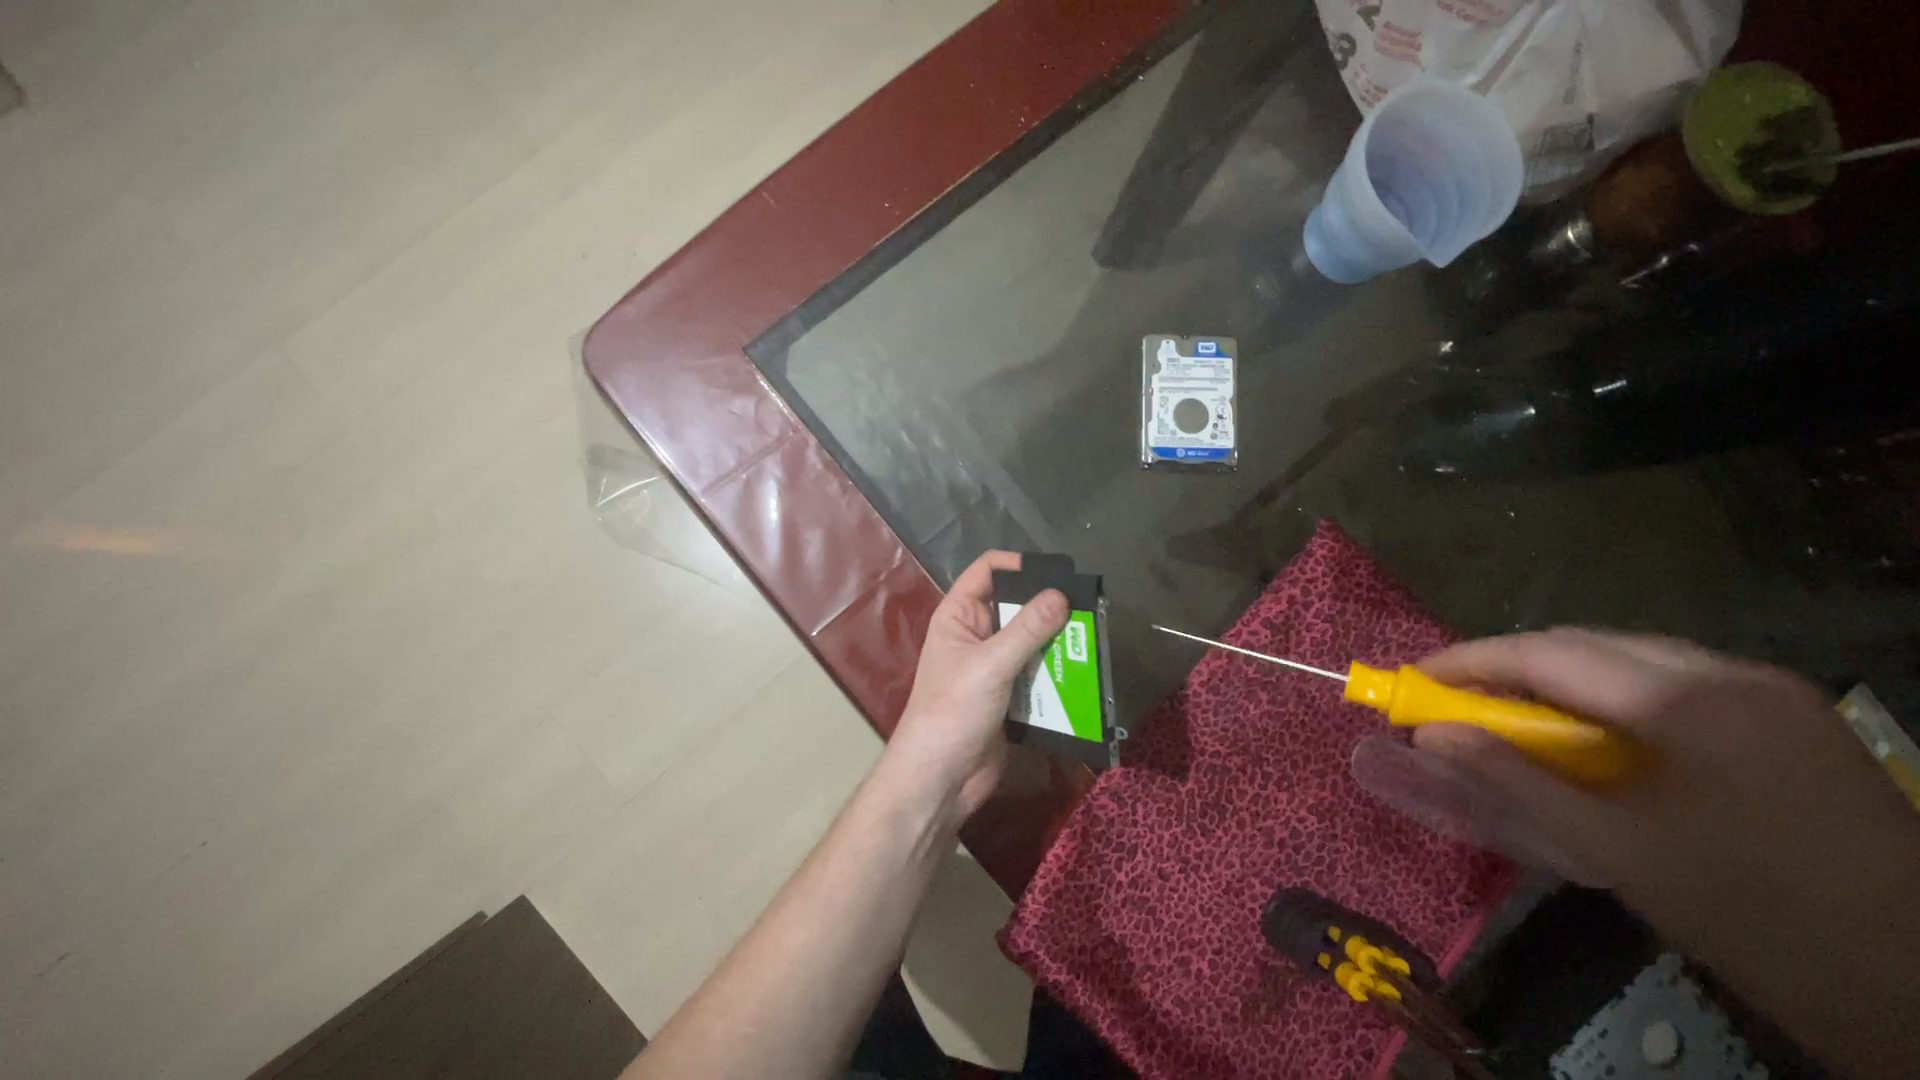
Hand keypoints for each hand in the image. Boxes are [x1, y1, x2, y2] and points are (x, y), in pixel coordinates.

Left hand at [882, 551, 1068, 822]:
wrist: (941, 778)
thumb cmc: (953, 711)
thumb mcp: (990, 665)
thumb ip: (1027, 630)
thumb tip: (1061, 594)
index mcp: (958, 616)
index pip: (987, 571)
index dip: (1019, 565)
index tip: (1058, 573)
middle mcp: (976, 635)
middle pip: (1017, 606)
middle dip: (1050, 608)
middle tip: (1091, 608)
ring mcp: (993, 667)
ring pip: (1032, 642)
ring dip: (1059, 643)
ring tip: (1096, 639)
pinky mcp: (1010, 696)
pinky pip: (1038, 674)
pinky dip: (1058, 673)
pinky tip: (1086, 672)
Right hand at [1363, 628, 1919, 1077]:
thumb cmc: (1753, 917)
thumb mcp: (1617, 851)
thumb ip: (1514, 781)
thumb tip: (1428, 734)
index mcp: (1688, 701)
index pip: (1550, 653)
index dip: (1470, 660)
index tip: (1412, 680)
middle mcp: (1731, 674)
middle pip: (1590, 646)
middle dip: (1512, 668)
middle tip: (1454, 704)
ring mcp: (1771, 694)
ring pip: (1634, 662)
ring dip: (1563, 683)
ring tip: (1513, 723)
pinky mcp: (1792, 722)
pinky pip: (1676, 687)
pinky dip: (1616, 702)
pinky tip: (1597, 743)